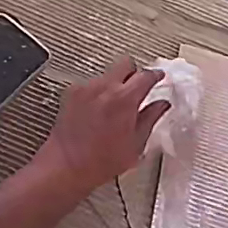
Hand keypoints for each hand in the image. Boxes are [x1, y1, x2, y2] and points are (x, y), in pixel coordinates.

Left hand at [33, 58, 168, 193]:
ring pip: (107, 74)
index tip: (158, 77)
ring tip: (116, 107)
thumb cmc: (99, 160)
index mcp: (124, 99)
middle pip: (125, 64)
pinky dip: (98, 92)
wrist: (67, 164)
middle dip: (134, 73)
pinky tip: (99, 110)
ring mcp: (86, 88)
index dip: (155, 75)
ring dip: (115, 84)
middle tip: (138, 87)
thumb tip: (161, 105)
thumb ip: (151, 118)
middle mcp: (104, 87)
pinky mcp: (72, 92)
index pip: (146, 75)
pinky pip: (91, 84)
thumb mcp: (136, 143)